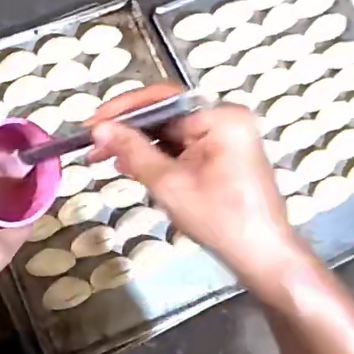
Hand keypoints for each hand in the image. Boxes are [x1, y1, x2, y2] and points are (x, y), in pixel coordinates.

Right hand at [88, 83, 308, 279]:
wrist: (261, 253)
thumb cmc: (219, 219)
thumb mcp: (168, 183)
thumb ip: (132, 150)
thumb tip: (100, 129)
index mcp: (221, 117)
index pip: (161, 100)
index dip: (122, 110)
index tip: (92, 124)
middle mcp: (227, 118)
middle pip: (165, 114)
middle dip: (128, 130)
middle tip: (94, 144)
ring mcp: (227, 135)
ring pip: (170, 131)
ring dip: (138, 145)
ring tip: (106, 158)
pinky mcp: (223, 153)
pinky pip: (182, 145)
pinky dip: (157, 155)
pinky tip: (131, 166)